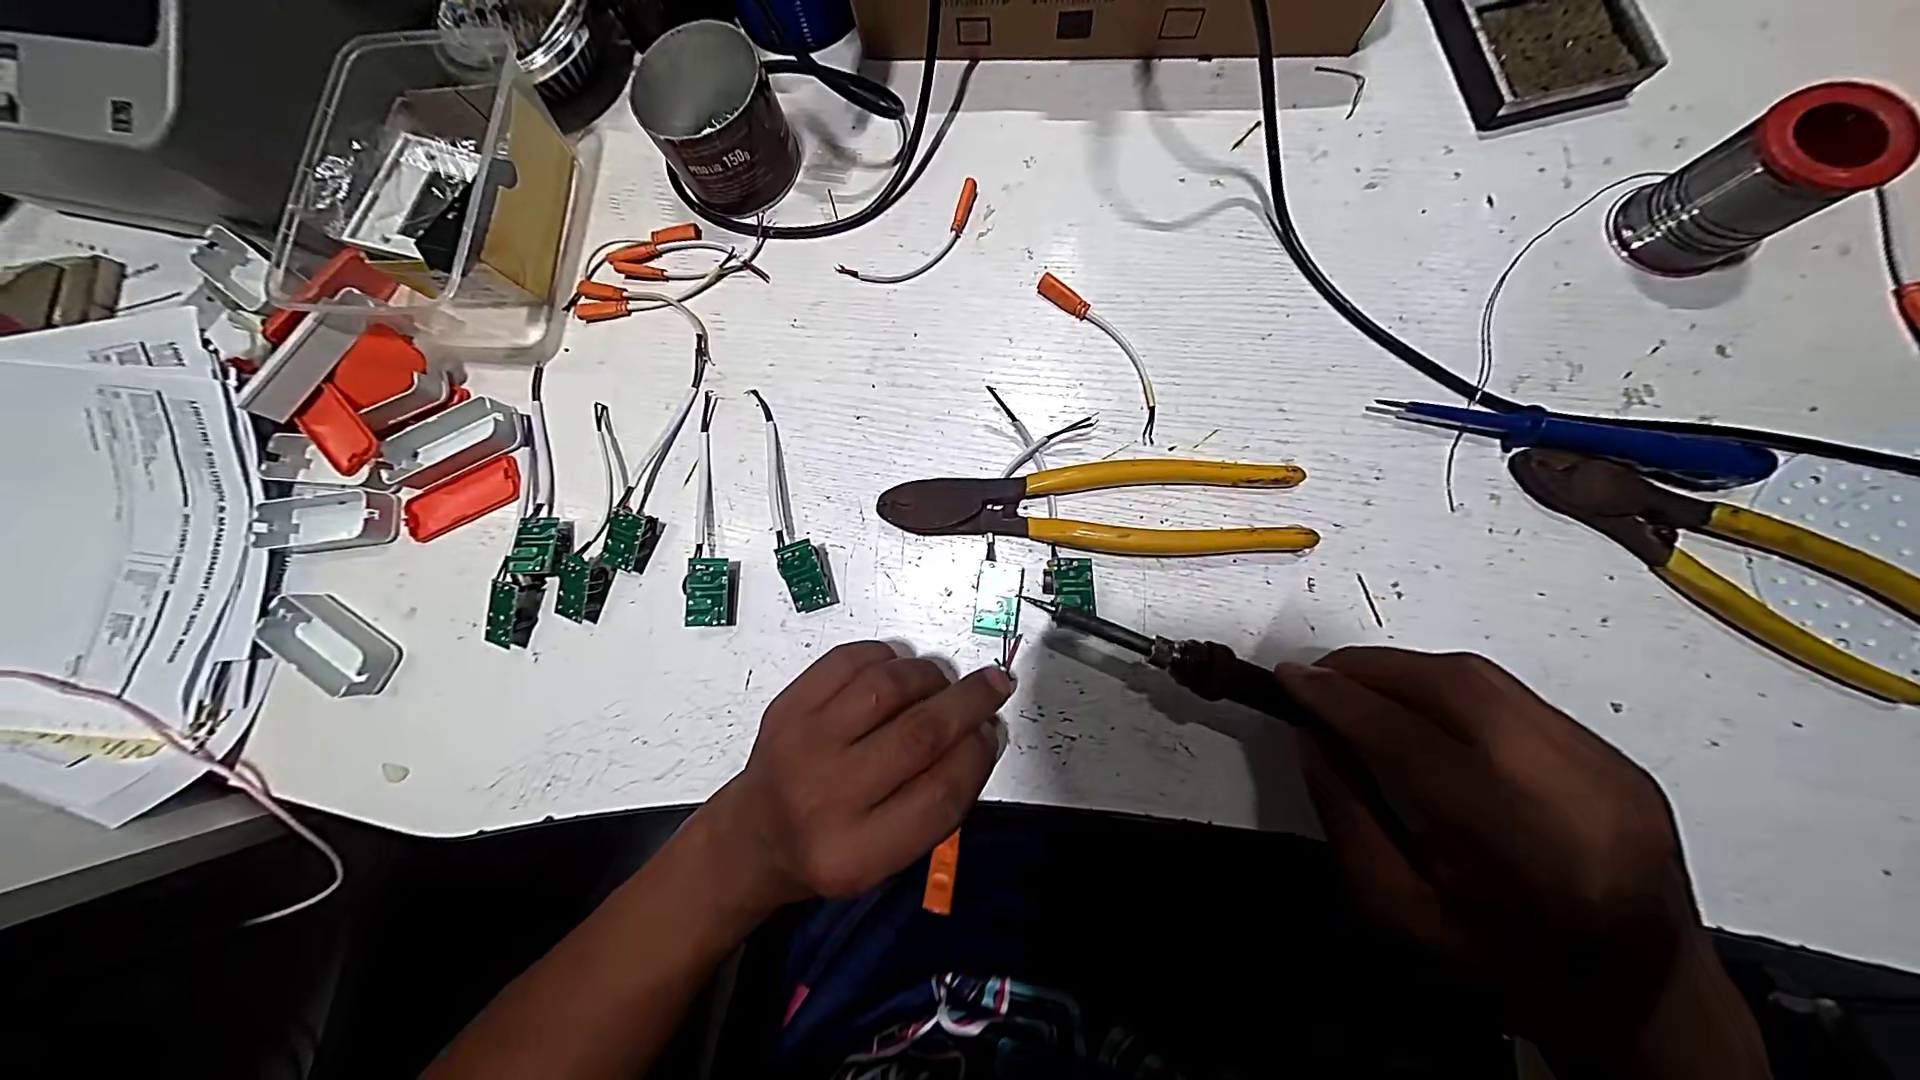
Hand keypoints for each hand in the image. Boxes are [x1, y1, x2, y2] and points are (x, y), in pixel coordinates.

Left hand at [697, 642, 1010, 912]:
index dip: (979, 755)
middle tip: (992, 685)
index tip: (992, 731)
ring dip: (931, 676)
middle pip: (920, 735)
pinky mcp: (788, 706)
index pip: (941, 795)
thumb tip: (980, 731)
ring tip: (942, 682)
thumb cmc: (828, 846)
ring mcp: (802, 745)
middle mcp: (825, 797)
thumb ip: (938, 803)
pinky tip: (899, 669)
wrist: (757, 834)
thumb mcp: (888, 857)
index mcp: (856, 853)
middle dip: (970, 701)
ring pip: (887, 687)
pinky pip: (850, 660)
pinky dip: (888, 656)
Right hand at [1277, 648, 1768, 1077]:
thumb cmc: (1509, 970)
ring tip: (1356, 687)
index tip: (1292, 680)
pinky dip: (1445, 689)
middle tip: (1319, 676)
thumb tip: (1309, 736)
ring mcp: (1609, 770)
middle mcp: (1581, 795)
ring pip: (1484, 679)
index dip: (1339, 700)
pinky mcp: (1615, 758)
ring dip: (1404, 671)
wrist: (1642, 1005)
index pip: (1410, 739)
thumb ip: (1344, 813)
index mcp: (1524, 850)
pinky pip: (1510, 696)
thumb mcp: (1397, 908)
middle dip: (1370, 668)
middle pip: (1455, 686)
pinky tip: (1414, 710)